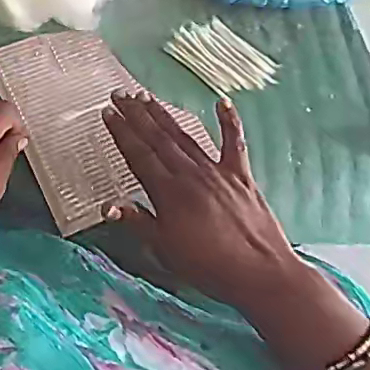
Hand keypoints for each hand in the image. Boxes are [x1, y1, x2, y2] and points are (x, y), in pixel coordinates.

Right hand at [101, 92, 311, 314]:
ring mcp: (218, 172)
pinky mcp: (241, 176)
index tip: (108, 112)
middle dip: (136, 115)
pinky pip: (234, 143)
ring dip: (164, 115)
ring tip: (146, 96)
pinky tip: (222, 103)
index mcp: (169, 192)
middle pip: (158, 138)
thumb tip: (108, 206)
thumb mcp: (165, 248)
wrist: (262, 275)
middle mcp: (191, 174)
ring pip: (185, 136)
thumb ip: (138, 222)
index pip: (139, 154)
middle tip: (120, 94)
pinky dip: (229, 122)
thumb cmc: (208, 266)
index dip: (122, 132)